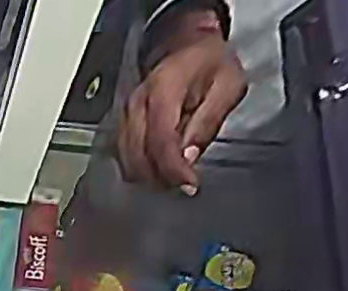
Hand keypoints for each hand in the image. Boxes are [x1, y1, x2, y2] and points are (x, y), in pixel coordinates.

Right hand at [120, 8, 247, 194]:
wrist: (186, 47)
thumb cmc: (209, 64)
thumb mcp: (227, 85)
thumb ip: (208, 122)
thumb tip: (187, 157)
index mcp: (164, 89)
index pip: (161, 141)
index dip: (173, 169)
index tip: (189, 185)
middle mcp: (136, 105)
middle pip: (139, 158)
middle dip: (161, 178)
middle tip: (184, 183)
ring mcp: (123, 118)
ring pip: (128, 163)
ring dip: (150, 177)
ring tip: (173, 177)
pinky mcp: (120, 129)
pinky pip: (124, 160)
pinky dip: (141, 170)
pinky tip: (159, 170)